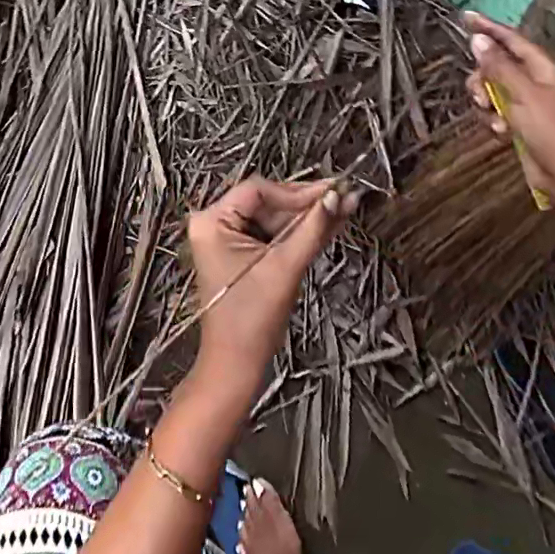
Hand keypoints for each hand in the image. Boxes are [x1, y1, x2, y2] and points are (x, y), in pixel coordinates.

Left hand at [185, 178, 356, 379]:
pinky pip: (269, 233)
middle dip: (305, 203)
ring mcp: (223, 238)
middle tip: (342, 196)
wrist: (236, 363)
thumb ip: (313, 228)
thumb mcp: (286, 267)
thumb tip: (337, 196)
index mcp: (212, 222)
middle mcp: (212, 224)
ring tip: (341, 208)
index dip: (297, 192)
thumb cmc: (251, 320)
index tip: (331, 192)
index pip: (258, 190)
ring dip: (305, 217)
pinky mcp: (237, 253)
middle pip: (265, 201)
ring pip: (270, 217)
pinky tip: (324, 224)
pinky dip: (295, 232)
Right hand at [463, 11, 554, 199]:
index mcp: (545, 69)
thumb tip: (478, 40)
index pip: (512, 40)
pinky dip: (494, 120)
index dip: (489, 28)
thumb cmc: (550, 131)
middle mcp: (537, 81)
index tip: (465, 17)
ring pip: (493, 90)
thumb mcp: (522, 94)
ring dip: (487, 104)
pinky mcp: (521, 122)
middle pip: (497, 66)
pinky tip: (501, 132)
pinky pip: (496, 111)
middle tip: (480, 96)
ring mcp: (529, 103)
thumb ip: (498, 66)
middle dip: (483, 79)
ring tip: (495, 120)